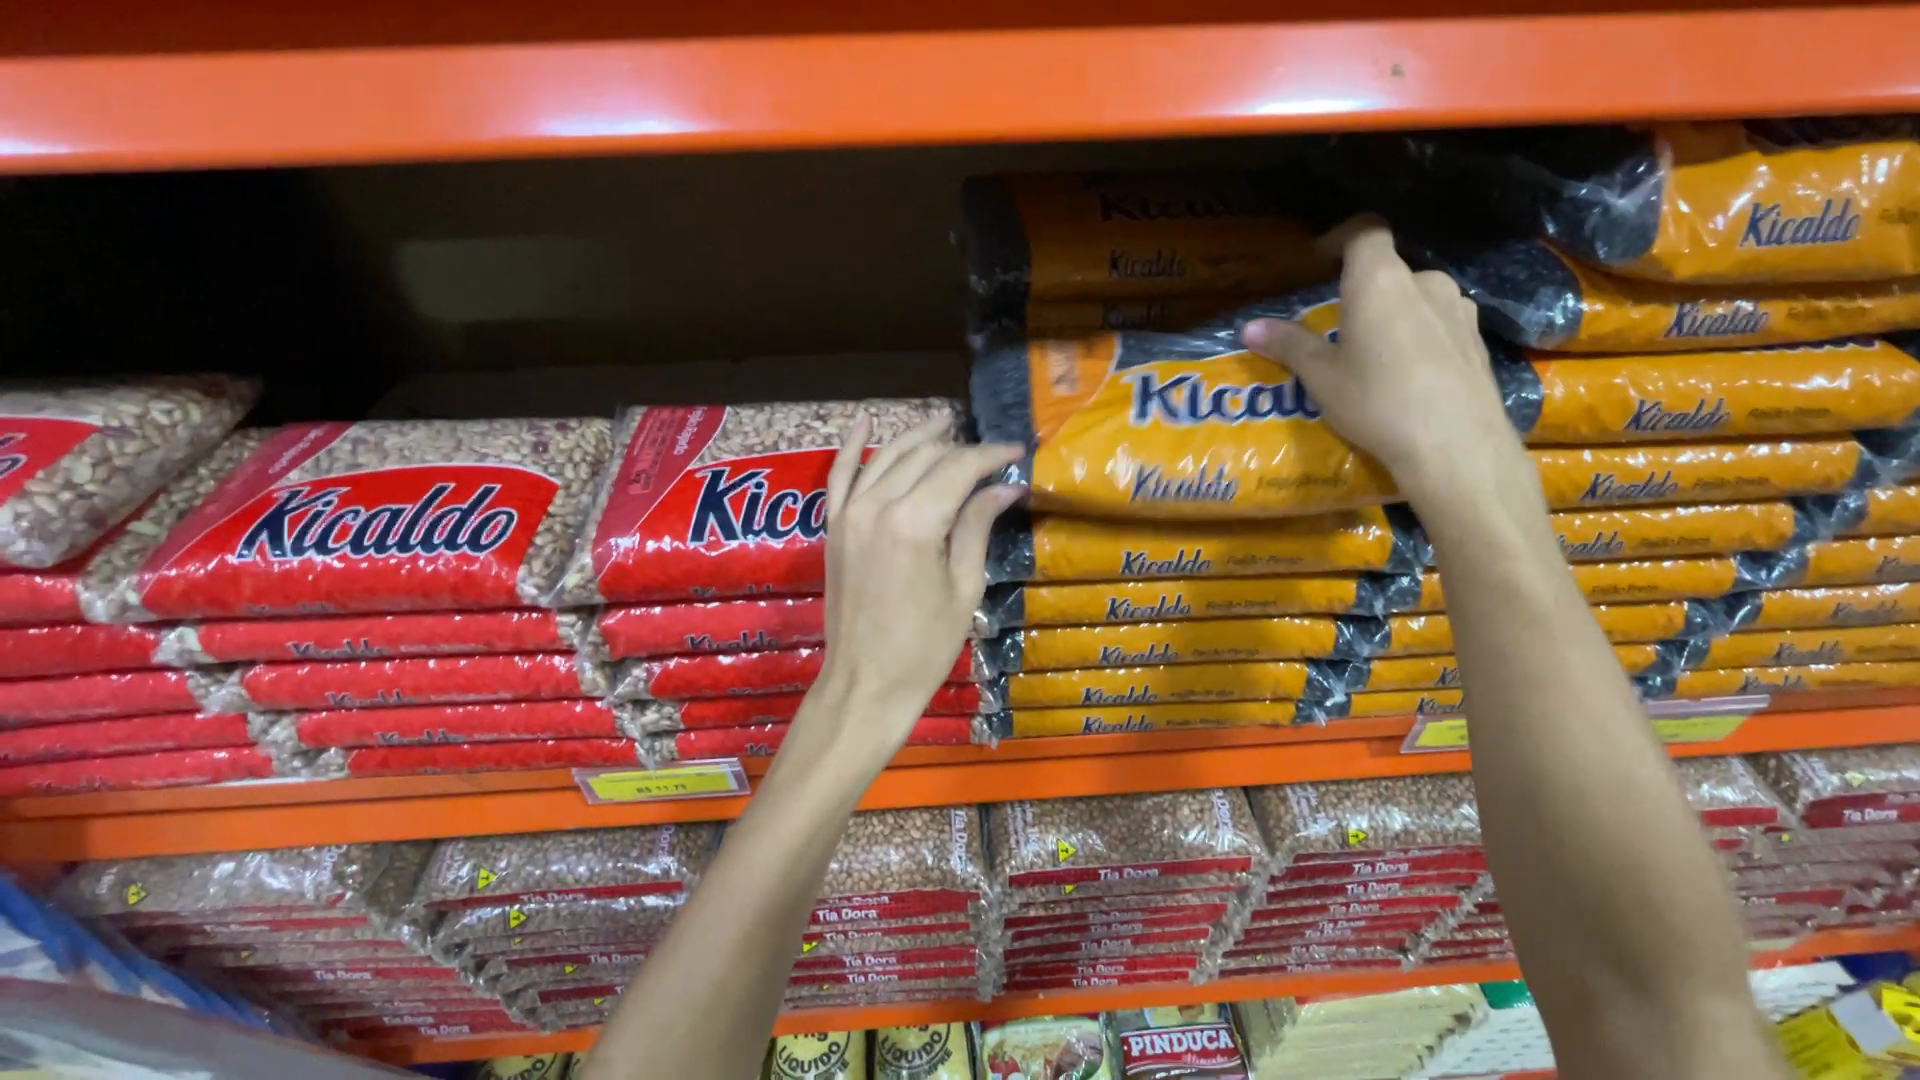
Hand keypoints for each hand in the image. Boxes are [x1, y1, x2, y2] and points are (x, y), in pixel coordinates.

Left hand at [807, 414, 1024, 752]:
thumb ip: (977, 526)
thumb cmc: (924, 647)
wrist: (865, 684)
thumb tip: (1004, 486)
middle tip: (989, 454)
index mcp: (915, 523)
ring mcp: (848, 514)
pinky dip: (852, 447)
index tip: (1018, 451)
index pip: (959, 468)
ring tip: (946, 424)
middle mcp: (876, 506)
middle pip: (924, 457)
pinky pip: (839, 475)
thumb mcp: (964, 588)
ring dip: (917, 438)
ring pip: (887, 457)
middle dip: (960, 448)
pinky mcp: (833, 527)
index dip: (991, 455)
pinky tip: (865, 421)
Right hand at [1241, 217, 1529, 509]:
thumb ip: (1289, 345)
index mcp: (1380, 280)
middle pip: (1389, 270)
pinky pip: (1438, 324)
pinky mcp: (1477, 340)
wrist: (1455, 445)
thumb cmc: (1377, 402)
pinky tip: (1406, 375)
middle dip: (1362, 290)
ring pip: (1416, 298)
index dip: (1340, 237)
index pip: (1365, 232)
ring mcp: (1458, 310)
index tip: (1319, 258)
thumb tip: (1250, 328)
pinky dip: (1417, 336)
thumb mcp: (1322, 377)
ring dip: (1392, 314)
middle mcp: (1425, 282)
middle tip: (1337, 326)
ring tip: (1372, 353)